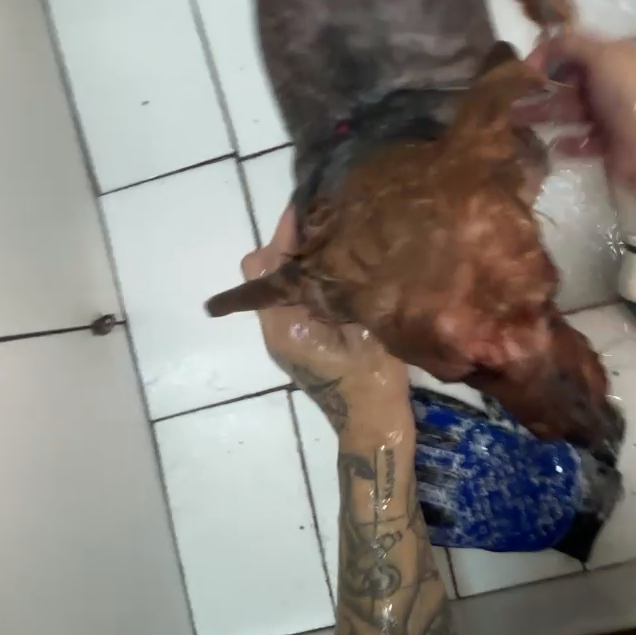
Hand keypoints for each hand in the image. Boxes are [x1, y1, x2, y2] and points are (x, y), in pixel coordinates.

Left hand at [240, 209, 410, 434]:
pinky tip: (339, 273)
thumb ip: (345, 290)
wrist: (373, 429)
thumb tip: (341, 247)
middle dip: (289, 242)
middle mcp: (275, 326)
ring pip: (276, 282)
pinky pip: (291, 296)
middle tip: (328, 226)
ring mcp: (285, 334)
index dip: (288, 231)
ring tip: (335, 244)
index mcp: (284, 323)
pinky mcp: (299, 339)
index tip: (312, 205)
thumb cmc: (372, 383)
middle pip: (262, 269)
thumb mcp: (366, 331)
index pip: (269, 264)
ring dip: (298, 260)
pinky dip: (306, 279)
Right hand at [518, 32, 635, 195]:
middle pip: (573, 83)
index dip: (552, 55)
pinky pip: (583, 142)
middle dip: (542, 88)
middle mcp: (618, 84)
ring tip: (516, 120)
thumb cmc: (630, 96)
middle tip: (511, 96)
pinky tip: (552, 145)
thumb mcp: (602, 57)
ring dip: (545, 114)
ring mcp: (615, 116)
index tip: (525, 68)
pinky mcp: (611, 145)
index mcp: (621, 57)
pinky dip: (567, 143)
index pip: (580, 50)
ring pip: (573, 112)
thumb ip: (571, 46)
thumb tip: (546, 45)